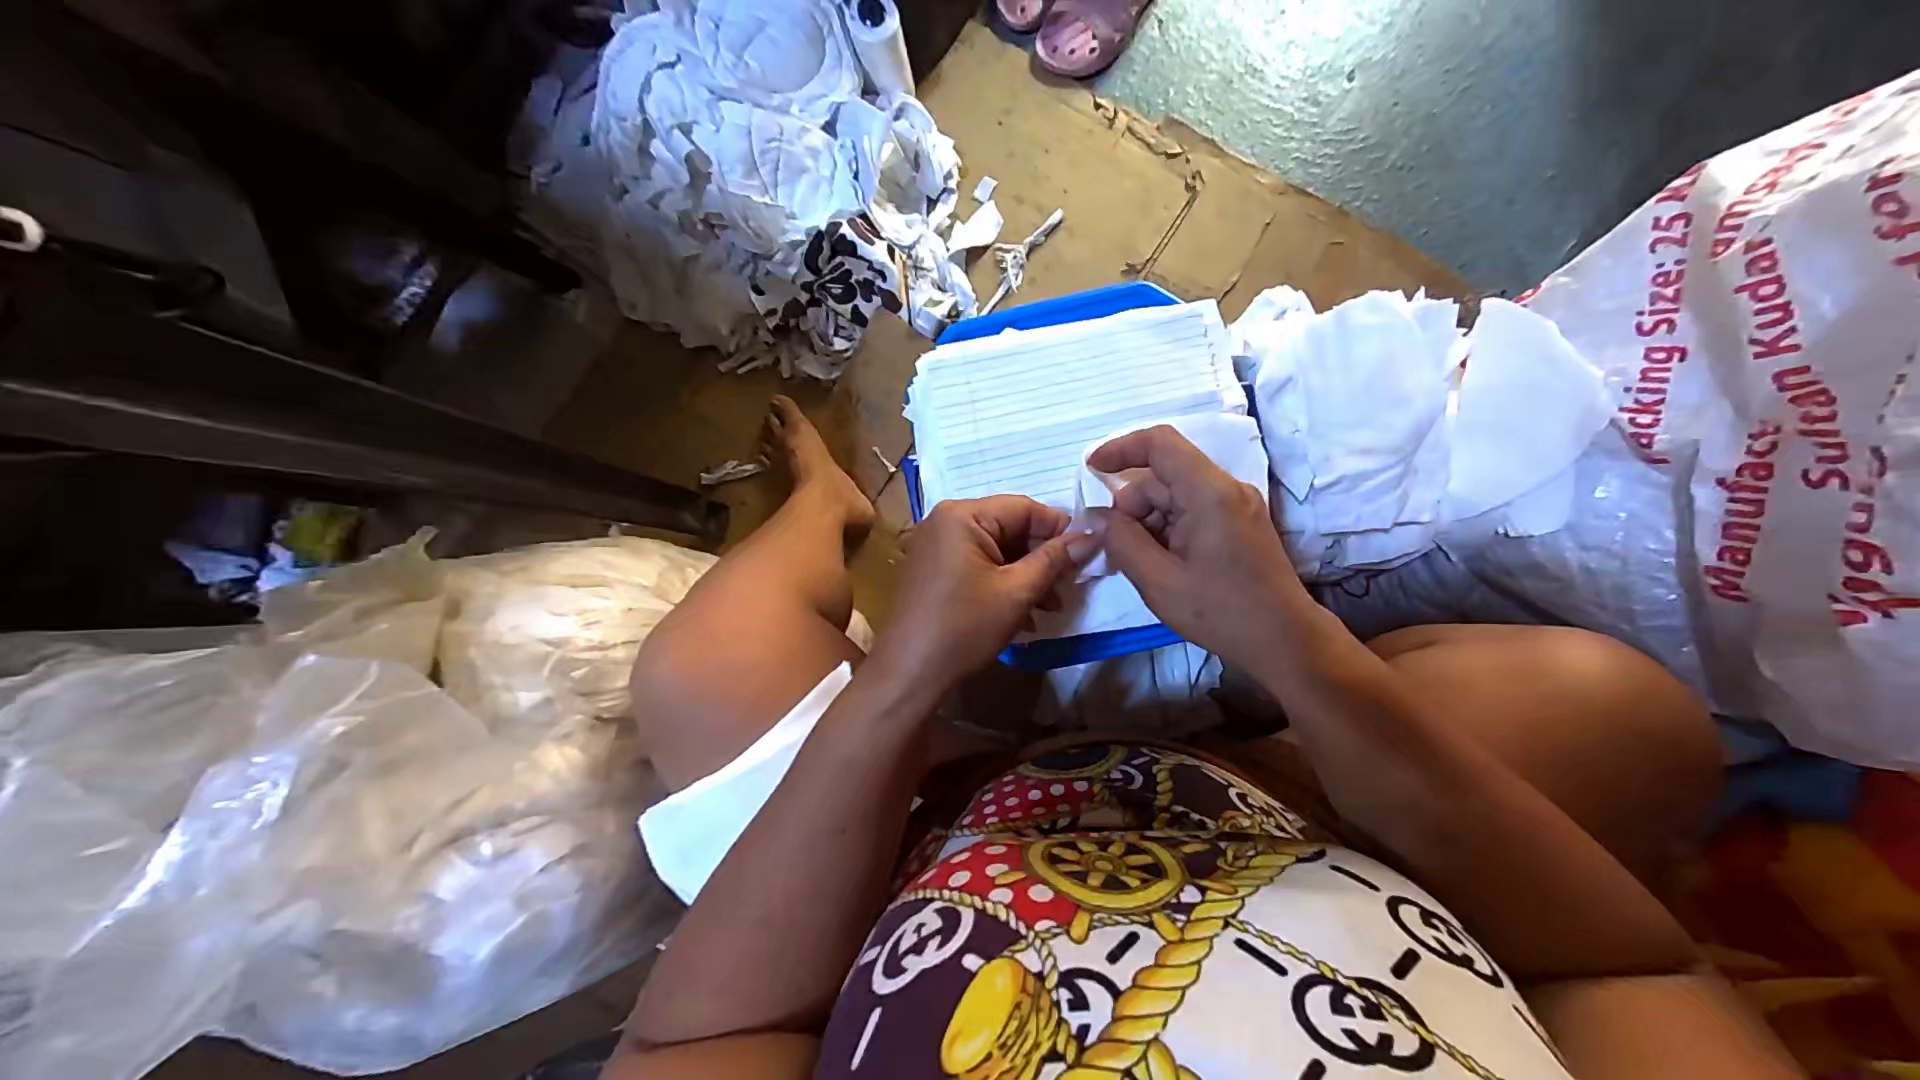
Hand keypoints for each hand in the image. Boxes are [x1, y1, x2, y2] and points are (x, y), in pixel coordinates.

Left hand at [872, 495, 1089, 688]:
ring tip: (1050, 607)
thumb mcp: (1017, 592)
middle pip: (1009, 527)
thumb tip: (1089, 537)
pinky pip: (976, 565)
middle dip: (1041, 558)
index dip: (1059, 530)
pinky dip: (1001, 584)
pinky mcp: (932, 570)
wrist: (909, 672)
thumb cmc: (965, 627)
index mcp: (962, 515)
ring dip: (1025, 575)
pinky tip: (1022, 615)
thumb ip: (1054, 560)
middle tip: (1068, 587)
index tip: (1086, 555)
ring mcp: (935, 546)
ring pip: (995, 550)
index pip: (1024, 507)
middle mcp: (945, 520)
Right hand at [1088, 425, 1309, 670]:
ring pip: (1175, 495)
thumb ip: (1122, 541)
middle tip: (1119, 548)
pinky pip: (1192, 509)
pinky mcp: (1240, 521)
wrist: (1286, 640)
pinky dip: (1168, 528)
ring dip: (1149, 521)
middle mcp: (1227, 489)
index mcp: (1209, 494)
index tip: (1092, 469)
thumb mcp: (1159, 581)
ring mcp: (1237, 504)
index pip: (1160, 443)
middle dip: (1132, 505)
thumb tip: (1099, 517)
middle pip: (1164, 476)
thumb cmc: (1222, 613)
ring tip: (1145, 564)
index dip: (1121, 448)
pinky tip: (1165, 563)